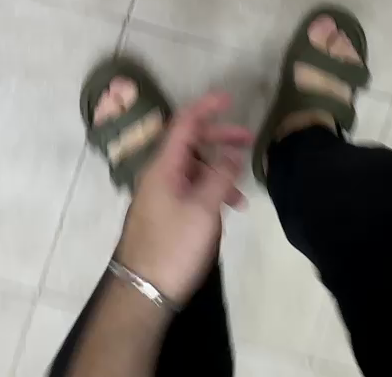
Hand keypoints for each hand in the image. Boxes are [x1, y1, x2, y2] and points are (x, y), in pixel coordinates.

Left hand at [114, 91, 251, 301]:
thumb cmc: (173, 246)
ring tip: (243, 189)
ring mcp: (160, 195)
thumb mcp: (203, 210)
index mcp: (164, 166)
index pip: (185, 123)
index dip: (206, 107)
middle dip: (220, 138)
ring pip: (193, 168)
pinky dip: (210, 190)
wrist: (142, 293)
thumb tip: (232, 152)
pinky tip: (227, 210)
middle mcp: (159, 174)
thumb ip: (220, 176)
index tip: (229, 99)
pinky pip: (190, 189)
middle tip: (249, 139)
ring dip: (218, 170)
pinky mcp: (165, 214)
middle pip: (191, 143)